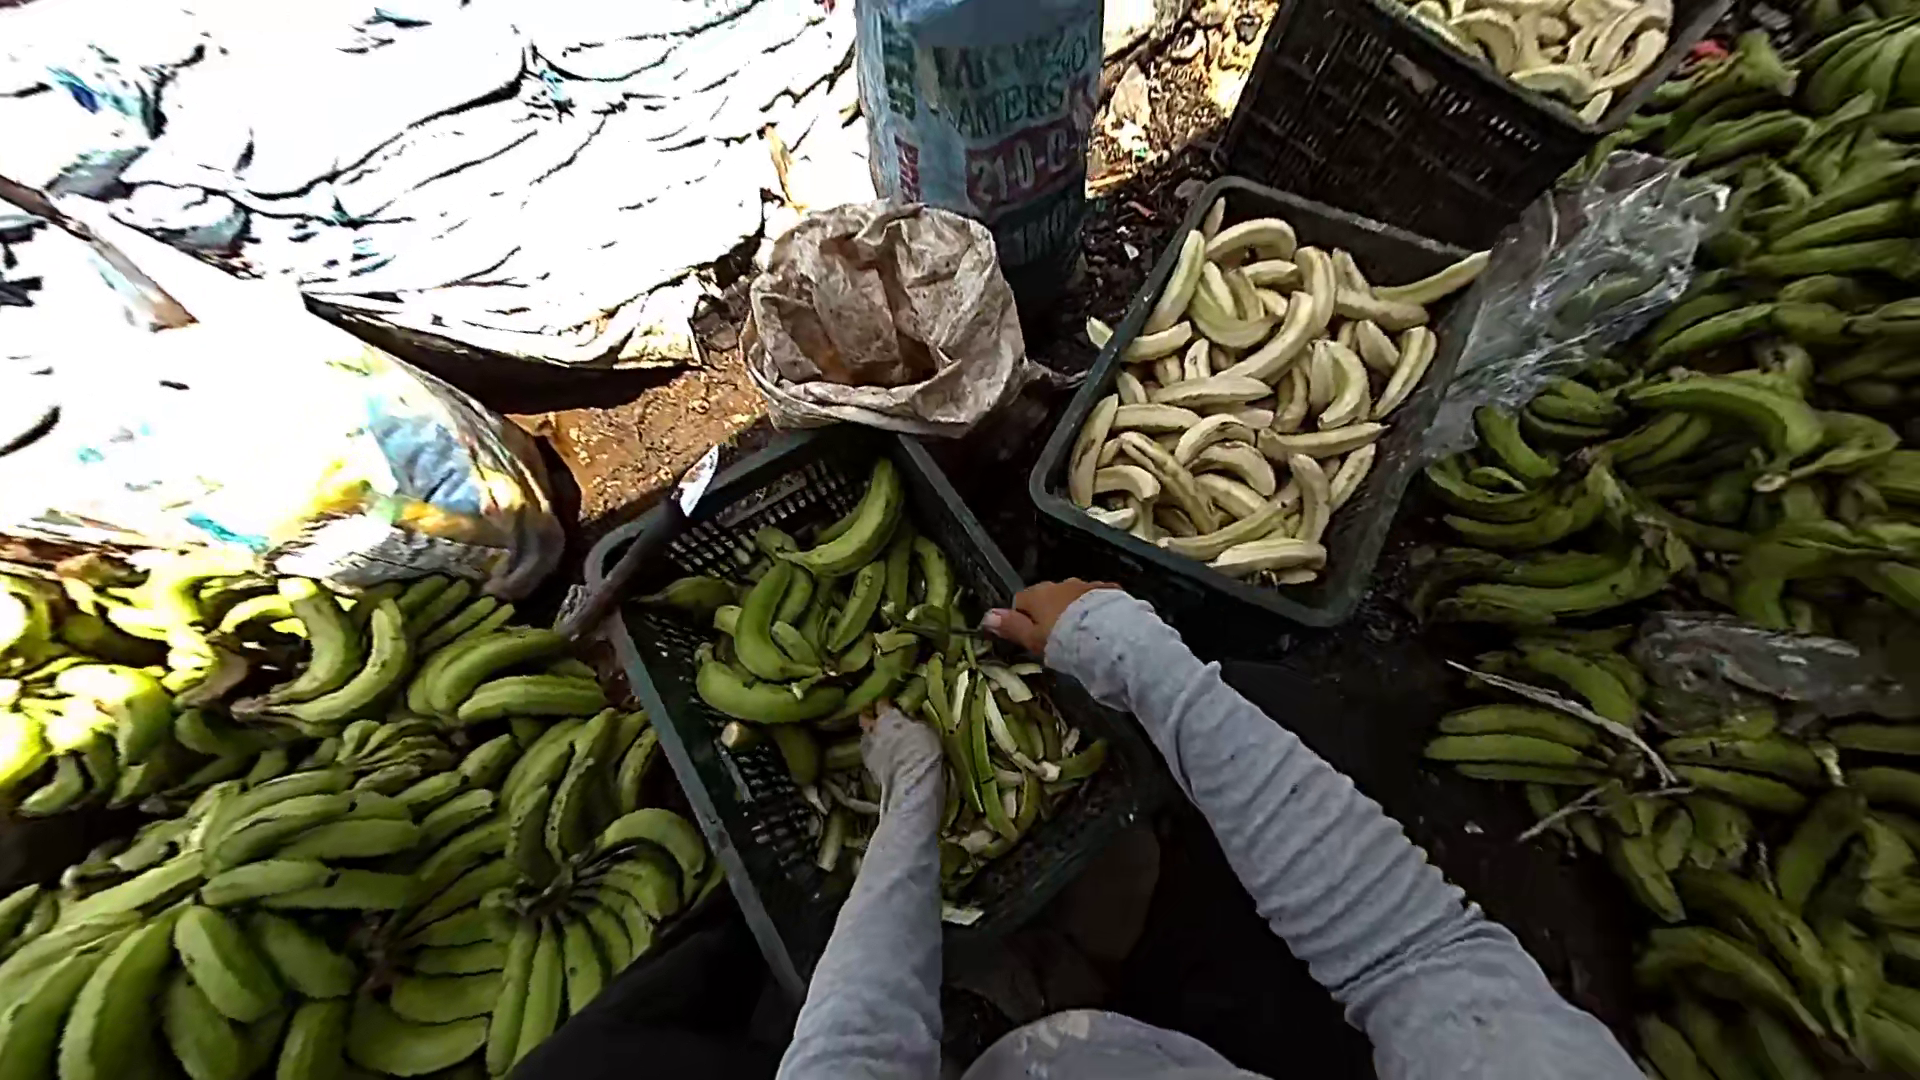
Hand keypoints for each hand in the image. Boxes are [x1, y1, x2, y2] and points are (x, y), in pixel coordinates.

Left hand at [860, 699, 941, 792]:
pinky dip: (872, 750)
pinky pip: (867, 751)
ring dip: (870, 734)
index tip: (891, 704)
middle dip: (869, 715)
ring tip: (878, 737)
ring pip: (864, 734)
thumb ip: (913, 719)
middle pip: (865, 717)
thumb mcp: (925, 728)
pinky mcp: (868, 764)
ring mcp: (869, 746)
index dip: (886, 703)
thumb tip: (909, 713)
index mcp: (889, 716)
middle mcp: (875, 728)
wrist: (911, 779)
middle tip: (877, 718)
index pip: (882, 703)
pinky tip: (879, 754)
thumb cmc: (923, 749)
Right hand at [981, 579, 1117, 655]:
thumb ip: (1010, 627)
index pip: (1020, 601)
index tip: (1031, 638)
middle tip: (1057, 640)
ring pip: (1072, 597)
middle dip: (1050, 613)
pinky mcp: (1109, 591)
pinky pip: (1096, 598)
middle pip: (1047, 597)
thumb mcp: (1032, 639)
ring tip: (1081, 635)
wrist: (1110, 636)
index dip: (1023, 619)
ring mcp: (1086, 585)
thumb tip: (986, 615)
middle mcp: (1060, 584)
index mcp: (1038, 594)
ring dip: (1073, 610)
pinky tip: (1102, 626)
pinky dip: (1094, 609)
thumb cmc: (1064, 641)